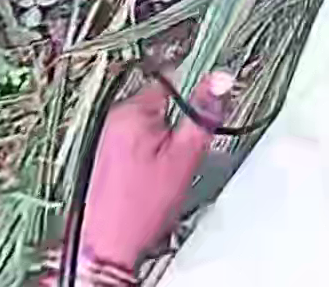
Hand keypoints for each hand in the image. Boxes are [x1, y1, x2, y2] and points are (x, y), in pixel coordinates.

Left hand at [78, 72, 234, 270]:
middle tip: (183, 150)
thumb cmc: (143, 206)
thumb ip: (203, 112)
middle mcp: (115, 116)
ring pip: (152, 120)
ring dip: (165, 136)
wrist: (107, 251)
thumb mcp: (184, 155)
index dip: (193, 95)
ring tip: (167, 166)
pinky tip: (152, 174)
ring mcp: (107, 135)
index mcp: (133, 109)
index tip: (201, 114)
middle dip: (179, 120)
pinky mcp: (106, 153)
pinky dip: (150, 149)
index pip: (174, 78)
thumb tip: (222, 78)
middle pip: (163, 100)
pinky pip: (138, 136)